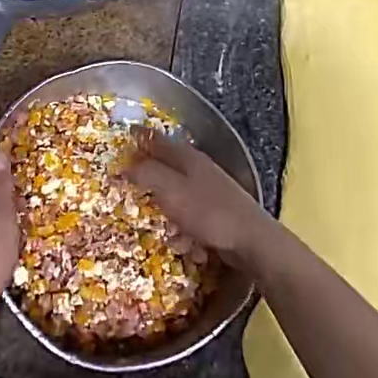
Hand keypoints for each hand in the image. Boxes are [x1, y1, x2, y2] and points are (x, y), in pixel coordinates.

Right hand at [122, 130, 274, 265]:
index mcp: (187, 158)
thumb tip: (126, 163)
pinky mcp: (218, 211)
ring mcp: (211, 189)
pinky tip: (184, 242)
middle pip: (168, 164)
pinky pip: (191, 214)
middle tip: (131, 180)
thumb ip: (146, 173)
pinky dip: (184, 226)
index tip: (126, 135)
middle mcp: (200, 168)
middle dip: (150, 173)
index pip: (158, 140)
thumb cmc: (208, 212)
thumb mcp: (170, 190)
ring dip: (167, 205)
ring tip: (159, 220)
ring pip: (179, 191)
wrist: (251, 240)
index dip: (141, 137)